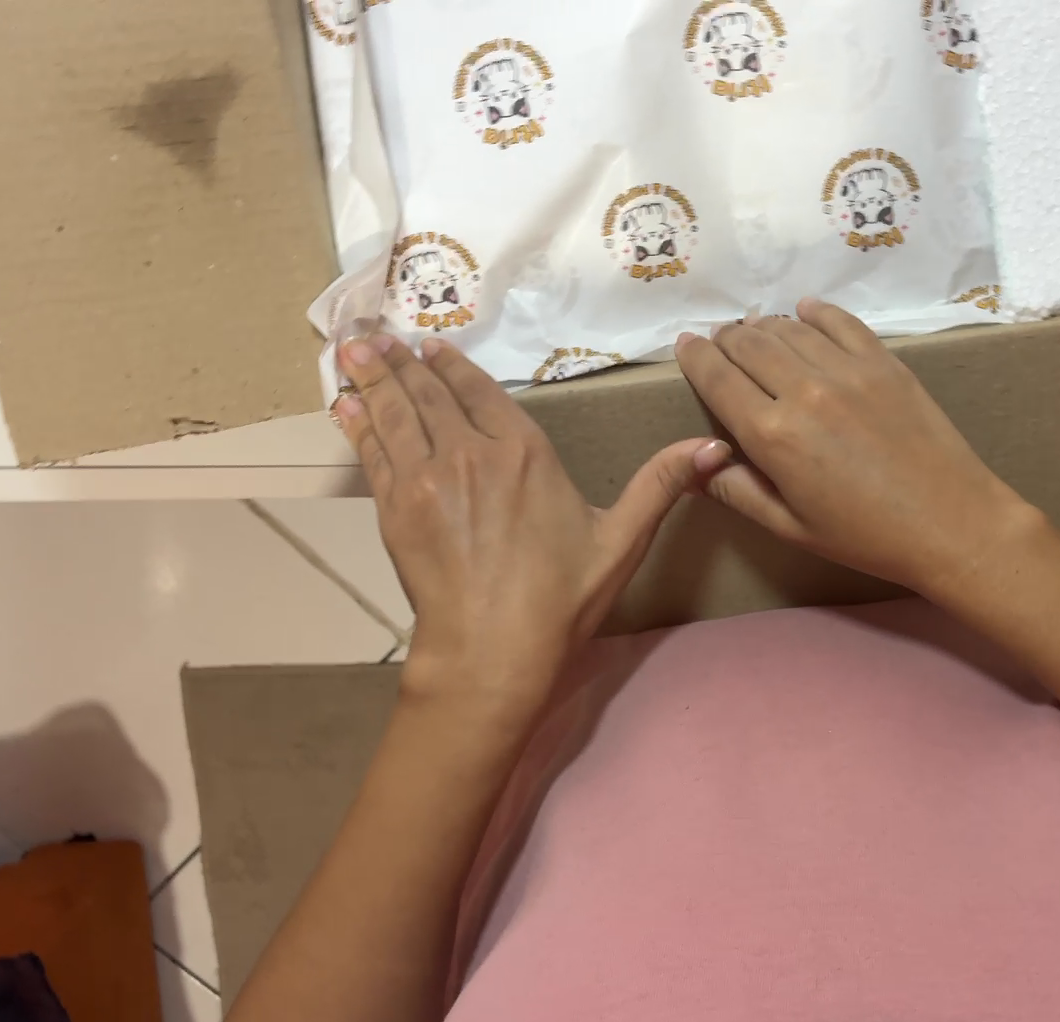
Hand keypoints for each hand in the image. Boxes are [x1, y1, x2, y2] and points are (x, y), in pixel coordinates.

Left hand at [334, 334, 728, 707]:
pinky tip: (344, 404)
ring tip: (354, 348)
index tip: (432, 344)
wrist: (492, 652)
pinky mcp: (393, 509)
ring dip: (373, 378)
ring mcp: (424, 478)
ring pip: (395, 414)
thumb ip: (660, 485)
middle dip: (403, 361)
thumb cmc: (562, 598)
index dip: (453, 365)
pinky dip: (357, 423)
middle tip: (375, 331)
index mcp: (523, 453)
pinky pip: (372, 452)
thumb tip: (715, 448)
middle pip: (430, 395)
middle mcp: (468, 452)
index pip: (480, 392)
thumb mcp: (623, 540)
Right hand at [675, 298, 1042, 598]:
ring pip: (790, 328)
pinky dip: (816, 312)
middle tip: (719, 341)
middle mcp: (804, 390)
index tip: (685, 345)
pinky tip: (805, 311)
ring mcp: (848, 370)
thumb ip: (737, 492)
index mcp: (773, 435)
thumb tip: (692, 468)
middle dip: (726, 338)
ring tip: (755, 331)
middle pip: (749, 344)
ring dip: (764, 325)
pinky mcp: (884, 362)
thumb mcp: (791, 526)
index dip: (695, 357)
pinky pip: (840, 322)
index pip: (718, 378)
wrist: (949, 523)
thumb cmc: (864, 536)